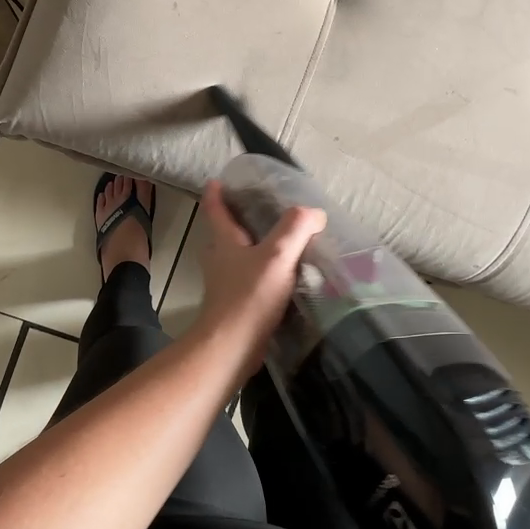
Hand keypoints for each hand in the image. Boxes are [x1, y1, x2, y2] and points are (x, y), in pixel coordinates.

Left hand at [193, 180, 324, 355]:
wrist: (232, 348)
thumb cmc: (249, 297)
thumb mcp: (277, 256)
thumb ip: (295, 229)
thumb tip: (314, 212)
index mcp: (224, 241)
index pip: (215, 209)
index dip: (215, 193)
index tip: (217, 180)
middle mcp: (220, 259)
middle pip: (224, 232)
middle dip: (237, 219)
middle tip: (259, 209)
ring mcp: (225, 283)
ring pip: (237, 257)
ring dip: (252, 248)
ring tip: (279, 244)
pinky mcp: (236, 305)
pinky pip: (249, 280)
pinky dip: (262, 273)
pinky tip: (283, 280)